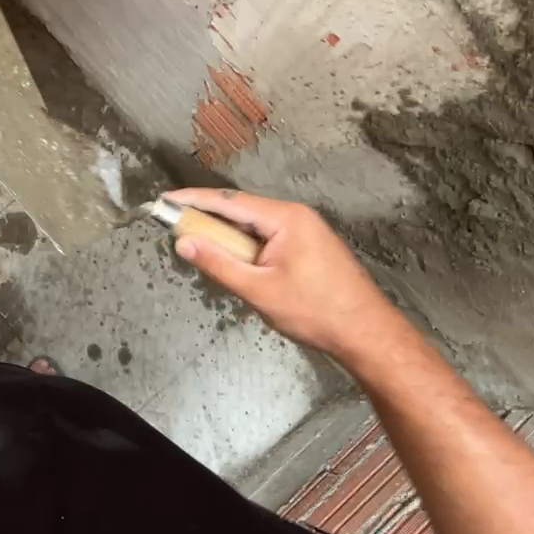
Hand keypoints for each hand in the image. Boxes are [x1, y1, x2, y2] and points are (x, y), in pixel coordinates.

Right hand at [165, 189, 413, 363]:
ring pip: (253, 226)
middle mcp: (296, 216)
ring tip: (200, 245)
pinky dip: (244, 245)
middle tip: (176, 225)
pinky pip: (266, 237)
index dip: (194, 199)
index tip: (166, 200)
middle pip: (240, 210)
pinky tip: (233, 261)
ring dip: (226, 235)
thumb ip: (218, 264)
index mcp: (285, 218)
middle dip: (208, 217)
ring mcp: (304, 231)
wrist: (368, 335)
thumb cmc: (316, 311)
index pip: (229, 201)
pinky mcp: (307, 247)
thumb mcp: (259, 290)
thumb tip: (184, 243)